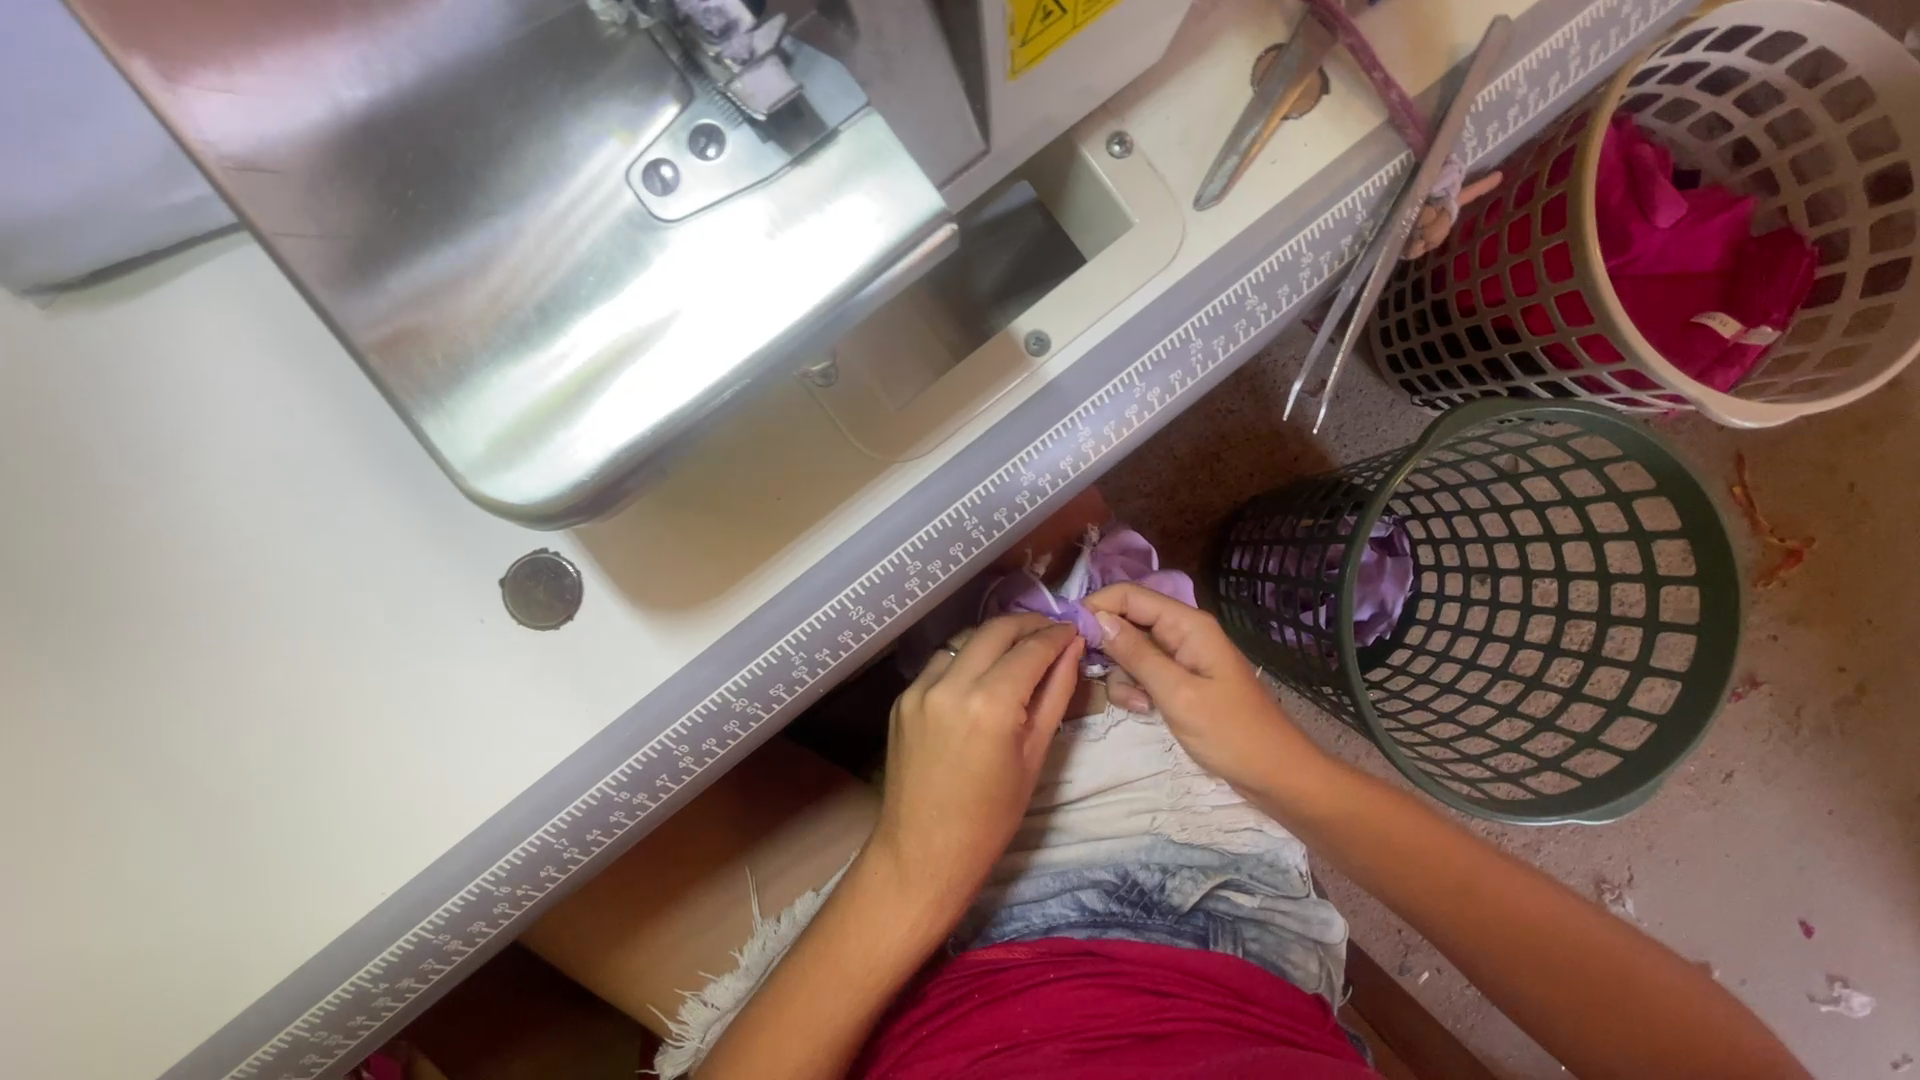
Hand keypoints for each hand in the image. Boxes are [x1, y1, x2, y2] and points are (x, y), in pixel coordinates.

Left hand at [868, 615, 1083, 915]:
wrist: (923, 852)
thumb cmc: (991, 817)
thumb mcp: (1035, 756)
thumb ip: (1055, 695)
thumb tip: (1072, 650)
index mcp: (991, 704)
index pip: (1031, 649)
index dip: (1057, 635)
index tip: (1074, 630)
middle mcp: (951, 685)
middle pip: (995, 629)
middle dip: (1027, 624)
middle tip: (1051, 631)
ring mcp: (919, 689)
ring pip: (964, 641)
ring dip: (994, 638)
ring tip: (1019, 649)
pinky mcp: (902, 699)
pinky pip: (940, 664)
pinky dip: (966, 660)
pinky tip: (982, 674)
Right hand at [1084, 584, 1327, 796]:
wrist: (1274, 774)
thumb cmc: (1231, 732)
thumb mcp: (1177, 693)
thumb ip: (1136, 654)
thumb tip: (1098, 618)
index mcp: (1188, 624)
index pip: (1130, 595)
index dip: (1098, 608)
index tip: (1072, 638)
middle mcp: (1182, 632)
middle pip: (1127, 621)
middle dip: (1109, 648)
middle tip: (1099, 677)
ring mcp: (1181, 657)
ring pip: (1129, 651)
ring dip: (1122, 676)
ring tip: (1138, 705)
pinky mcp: (1179, 680)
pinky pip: (1143, 673)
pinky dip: (1135, 689)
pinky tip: (1145, 711)